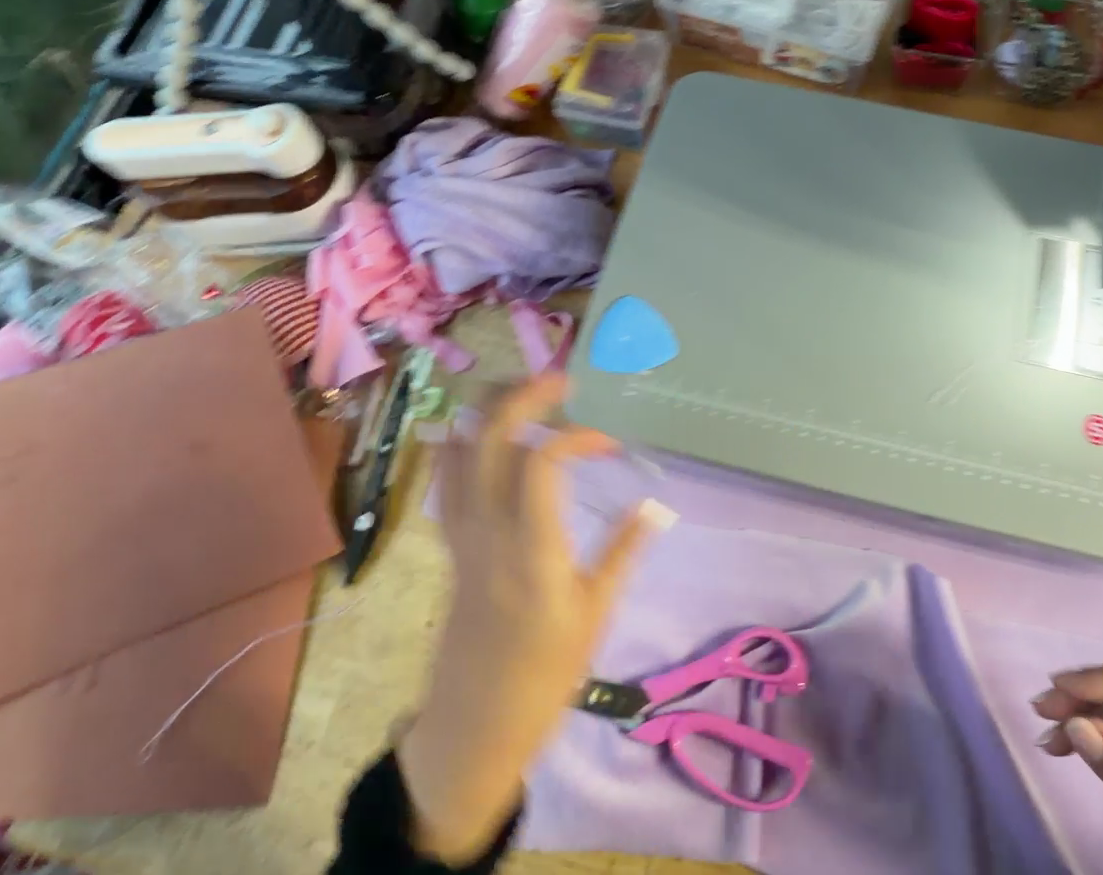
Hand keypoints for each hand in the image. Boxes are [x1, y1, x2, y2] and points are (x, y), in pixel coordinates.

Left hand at [396, 375, 672, 863]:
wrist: (475, 720)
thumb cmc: (546, 673)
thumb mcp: (596, 614)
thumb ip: (624, 551)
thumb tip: (656, 505)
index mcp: (532, 549)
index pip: (542, 460)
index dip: (576, 434)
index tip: (607, 440)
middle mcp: (488, 528)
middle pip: (489, 434)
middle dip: (524, 394)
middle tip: (562, 382)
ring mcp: (460, 532)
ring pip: (458, 447)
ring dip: (489, 408)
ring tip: (528, 394)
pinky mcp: (450, 542)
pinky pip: (446, 476)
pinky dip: (461, 440)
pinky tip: (483, 431)